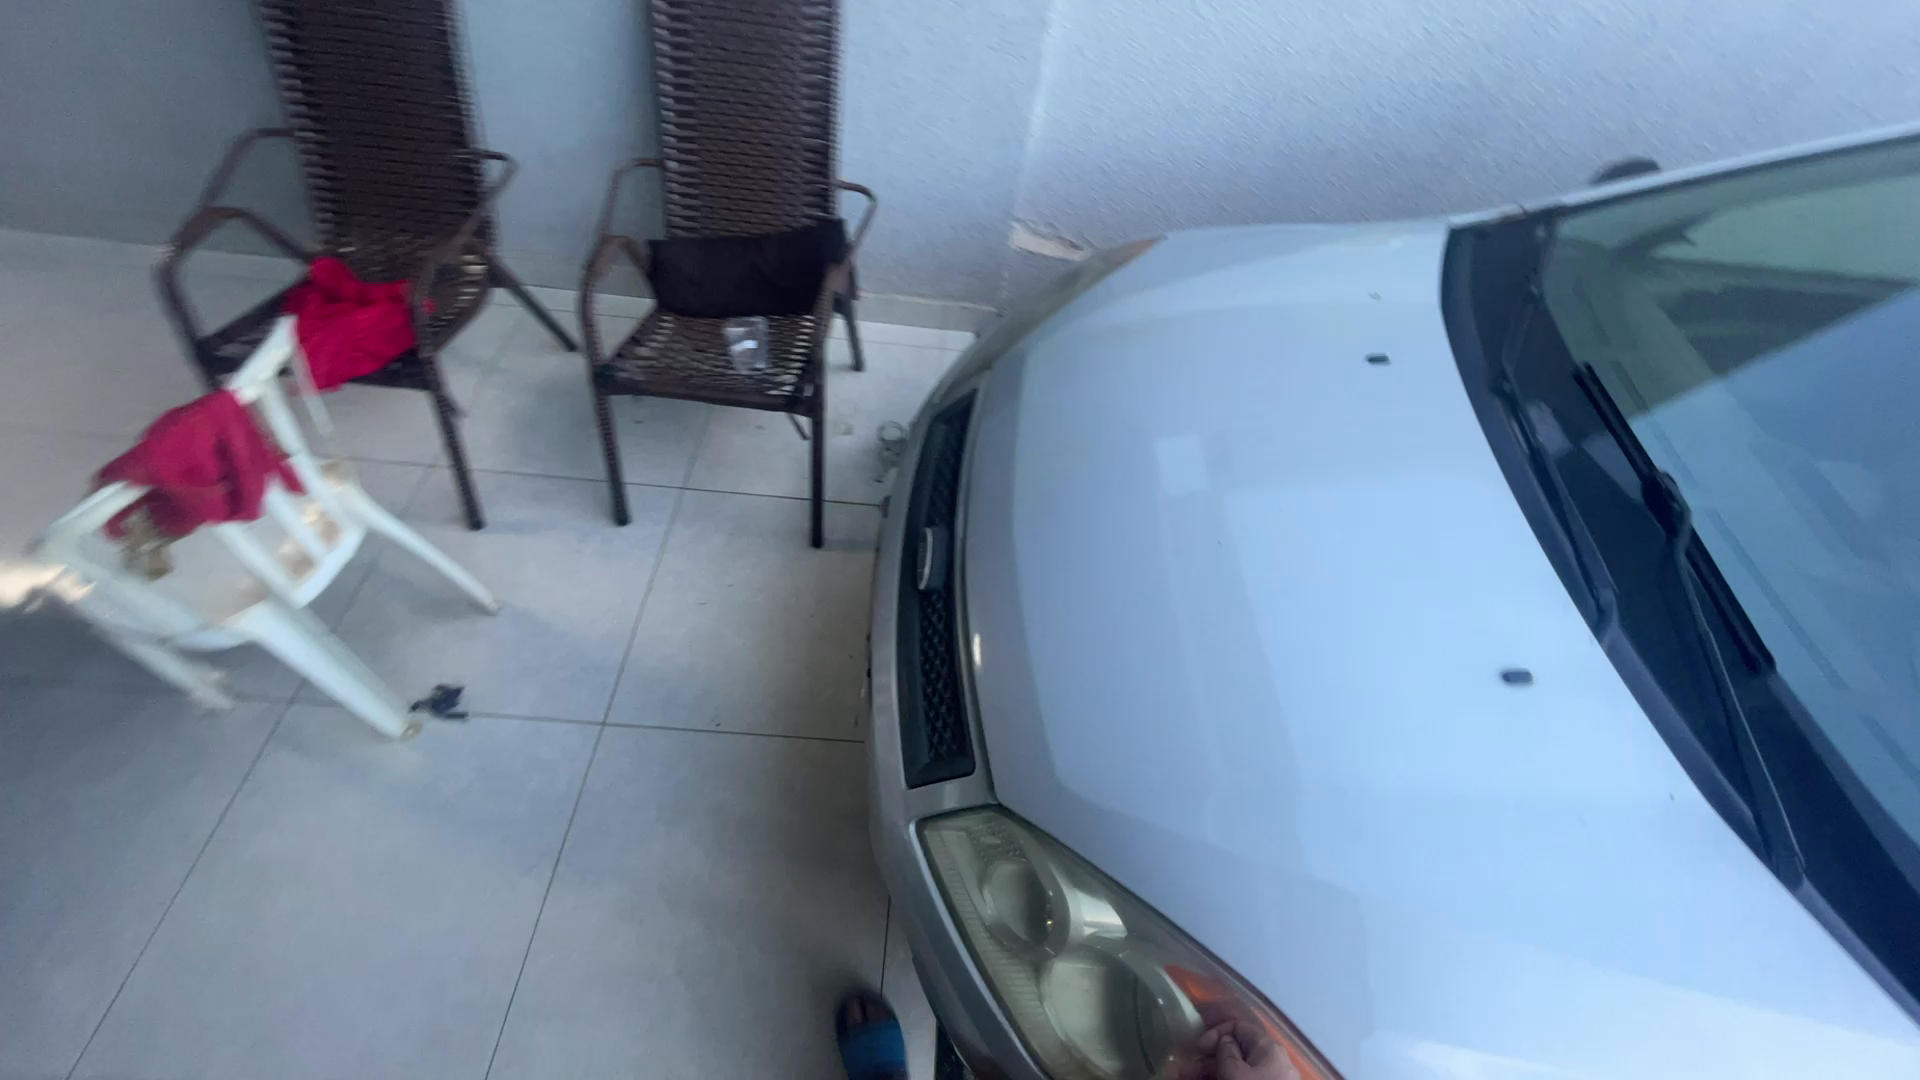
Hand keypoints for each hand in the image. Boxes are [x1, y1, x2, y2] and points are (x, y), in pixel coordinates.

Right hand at [1192, 1021, 1299, 1079]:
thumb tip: (1227, 1043)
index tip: (1197, 1050)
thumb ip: (1225, 1049)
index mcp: (1269, 1049)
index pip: (1238, 1027)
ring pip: (1239, 1073)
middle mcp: (1274, 1063)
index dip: (1215, 1033)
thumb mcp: (1233, 1071)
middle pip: (1237, 1053)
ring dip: (1213, 1074)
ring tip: (1188, 1079)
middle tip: (1188, 1072)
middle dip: (1210, 1061)